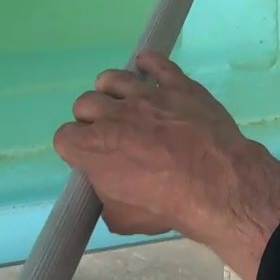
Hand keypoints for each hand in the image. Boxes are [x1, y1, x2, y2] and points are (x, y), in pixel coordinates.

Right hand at [53, 52, 279, 279]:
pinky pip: (158, 63)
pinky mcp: (179, 84)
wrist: (215, 179)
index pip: (64, 136)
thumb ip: (105, 196)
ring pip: (114, 78)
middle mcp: (115, 115)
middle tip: (106, 127)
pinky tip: (146, 65)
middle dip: (91, 115)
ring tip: (121, 98)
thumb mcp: (120, 217)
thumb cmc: (166, 204)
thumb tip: (109, 186)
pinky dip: (149, 62)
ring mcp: (148, 95)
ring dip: (112, 88)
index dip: (74, 144)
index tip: (86, 150)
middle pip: (86, 102)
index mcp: (93, 148)